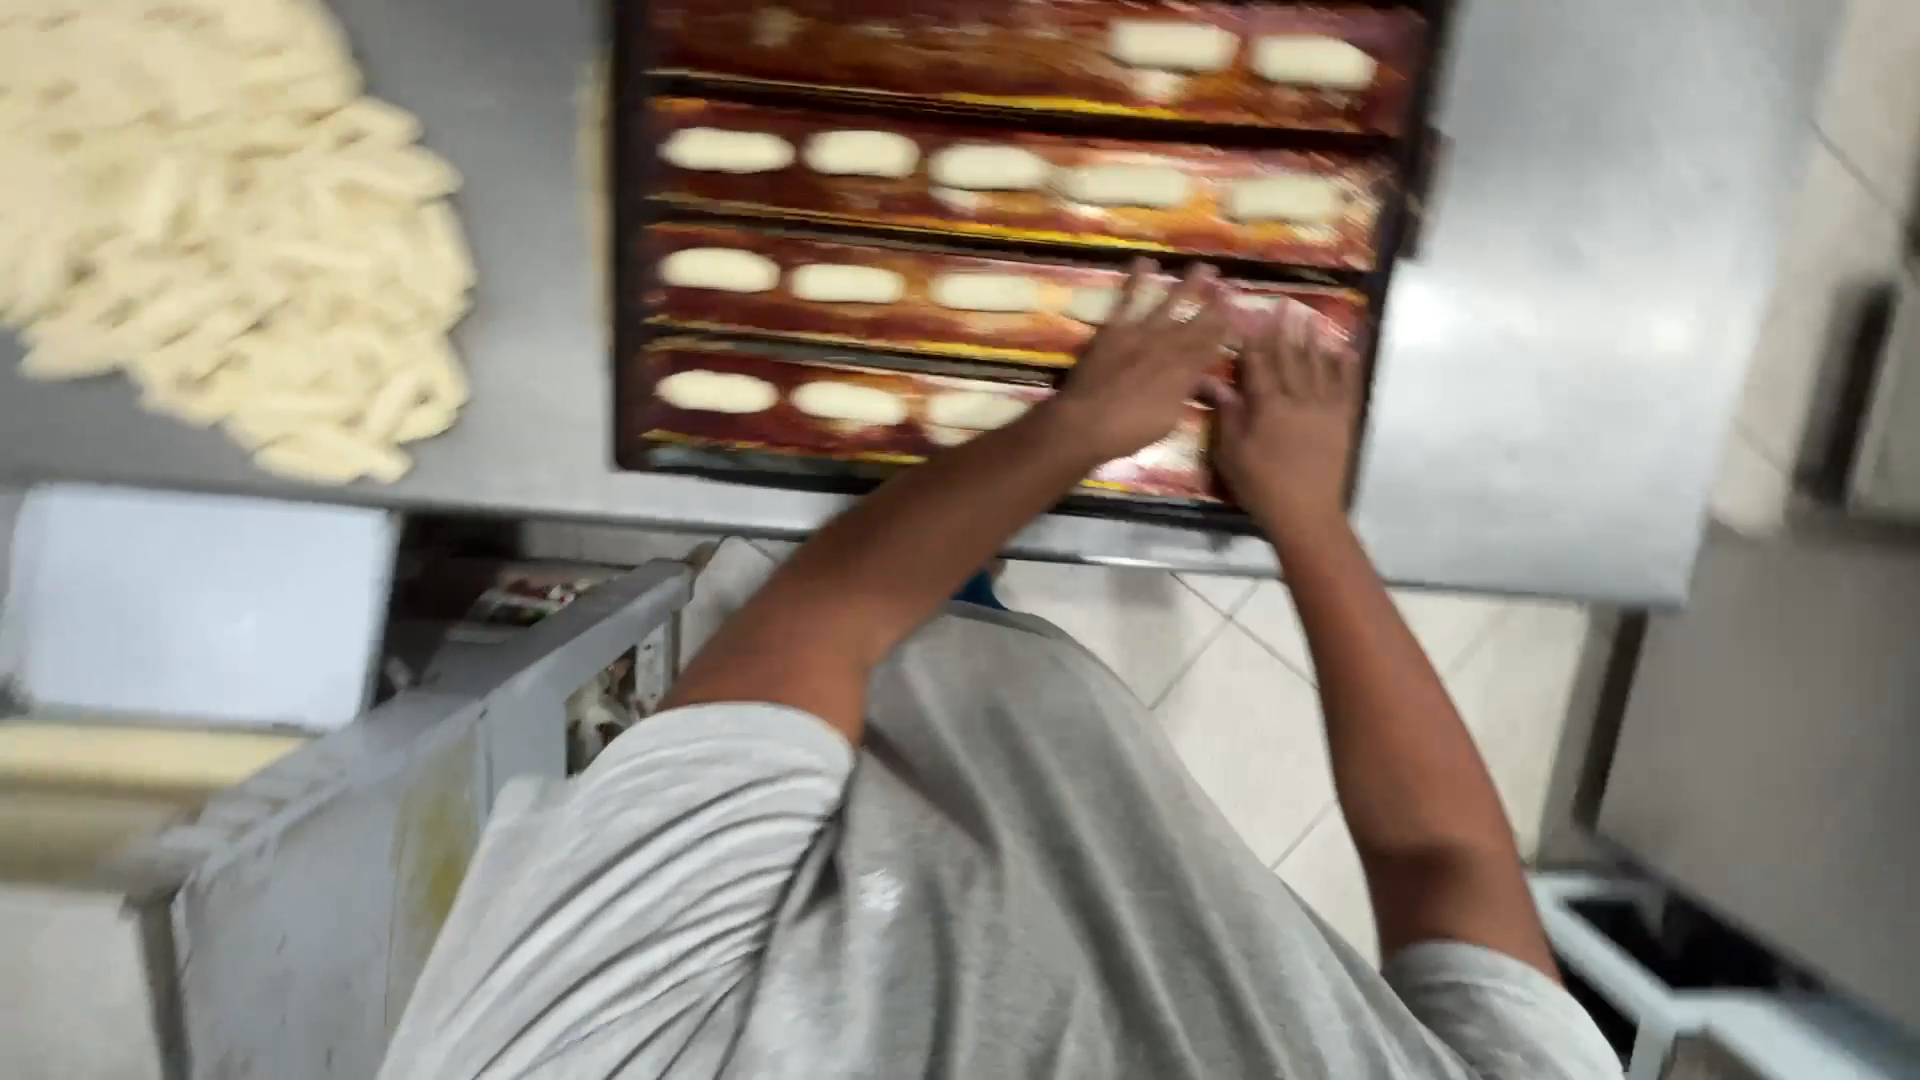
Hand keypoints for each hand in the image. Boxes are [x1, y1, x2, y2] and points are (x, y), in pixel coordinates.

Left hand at [1042, 260, 1233, 463]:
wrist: (1085, 423)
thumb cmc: (1128, 431)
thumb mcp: (1168, 420)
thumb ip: (1184, 395)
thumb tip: (1199, 381)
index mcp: (1185, 371)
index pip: (1213, 345)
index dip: (1227, 329)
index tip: (1241, 314)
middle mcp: (1169, 346)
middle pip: (1198, 322)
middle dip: (1216, 305)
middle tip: (1230, 287)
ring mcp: (1141, 334)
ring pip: (1171, 303)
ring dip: (1188, 285)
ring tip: (1204, 267)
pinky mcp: (1114, 329)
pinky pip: (1127, 299)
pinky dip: (1136, 280)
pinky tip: (1145, 262)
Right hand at [1208, 299, 1362, 532]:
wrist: (1306, 513)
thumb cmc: (1260, 486)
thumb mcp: (1232, 453)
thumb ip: (1227, 414)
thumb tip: (1212, 381)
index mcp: (1268, 406)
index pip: (1259, 364)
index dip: (1256, 338)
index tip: (1254, 315)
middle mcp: (1299, 399)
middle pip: (1291, 358)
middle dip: (1287, 331)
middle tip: (1287, 306)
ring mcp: (1325, 408)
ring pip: (1319, 366)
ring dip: (1314, 341)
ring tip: (1312, 318)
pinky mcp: (1343, 421)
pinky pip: (1347, 387)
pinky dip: (1346, 367)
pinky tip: (1345, 350)